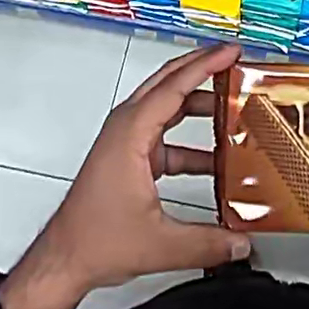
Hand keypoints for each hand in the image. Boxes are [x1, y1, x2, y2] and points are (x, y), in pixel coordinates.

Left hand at [0, 44, 252, 308]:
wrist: (66, 256)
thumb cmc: (94, 239)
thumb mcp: (160, 243)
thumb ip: (208, 242)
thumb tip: (242, 241)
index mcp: (131, 133)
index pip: (174, 86)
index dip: (205, 65)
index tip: (229, 51)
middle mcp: (127, 127)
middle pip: (168, 84)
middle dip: (201, 68)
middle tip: (232, 61)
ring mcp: (127, 140)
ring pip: (168, 108)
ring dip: (199, 104)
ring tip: (232, 105)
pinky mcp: (130, 156)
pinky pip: (166, 135)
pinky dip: (192, 140)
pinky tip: (216, 158)